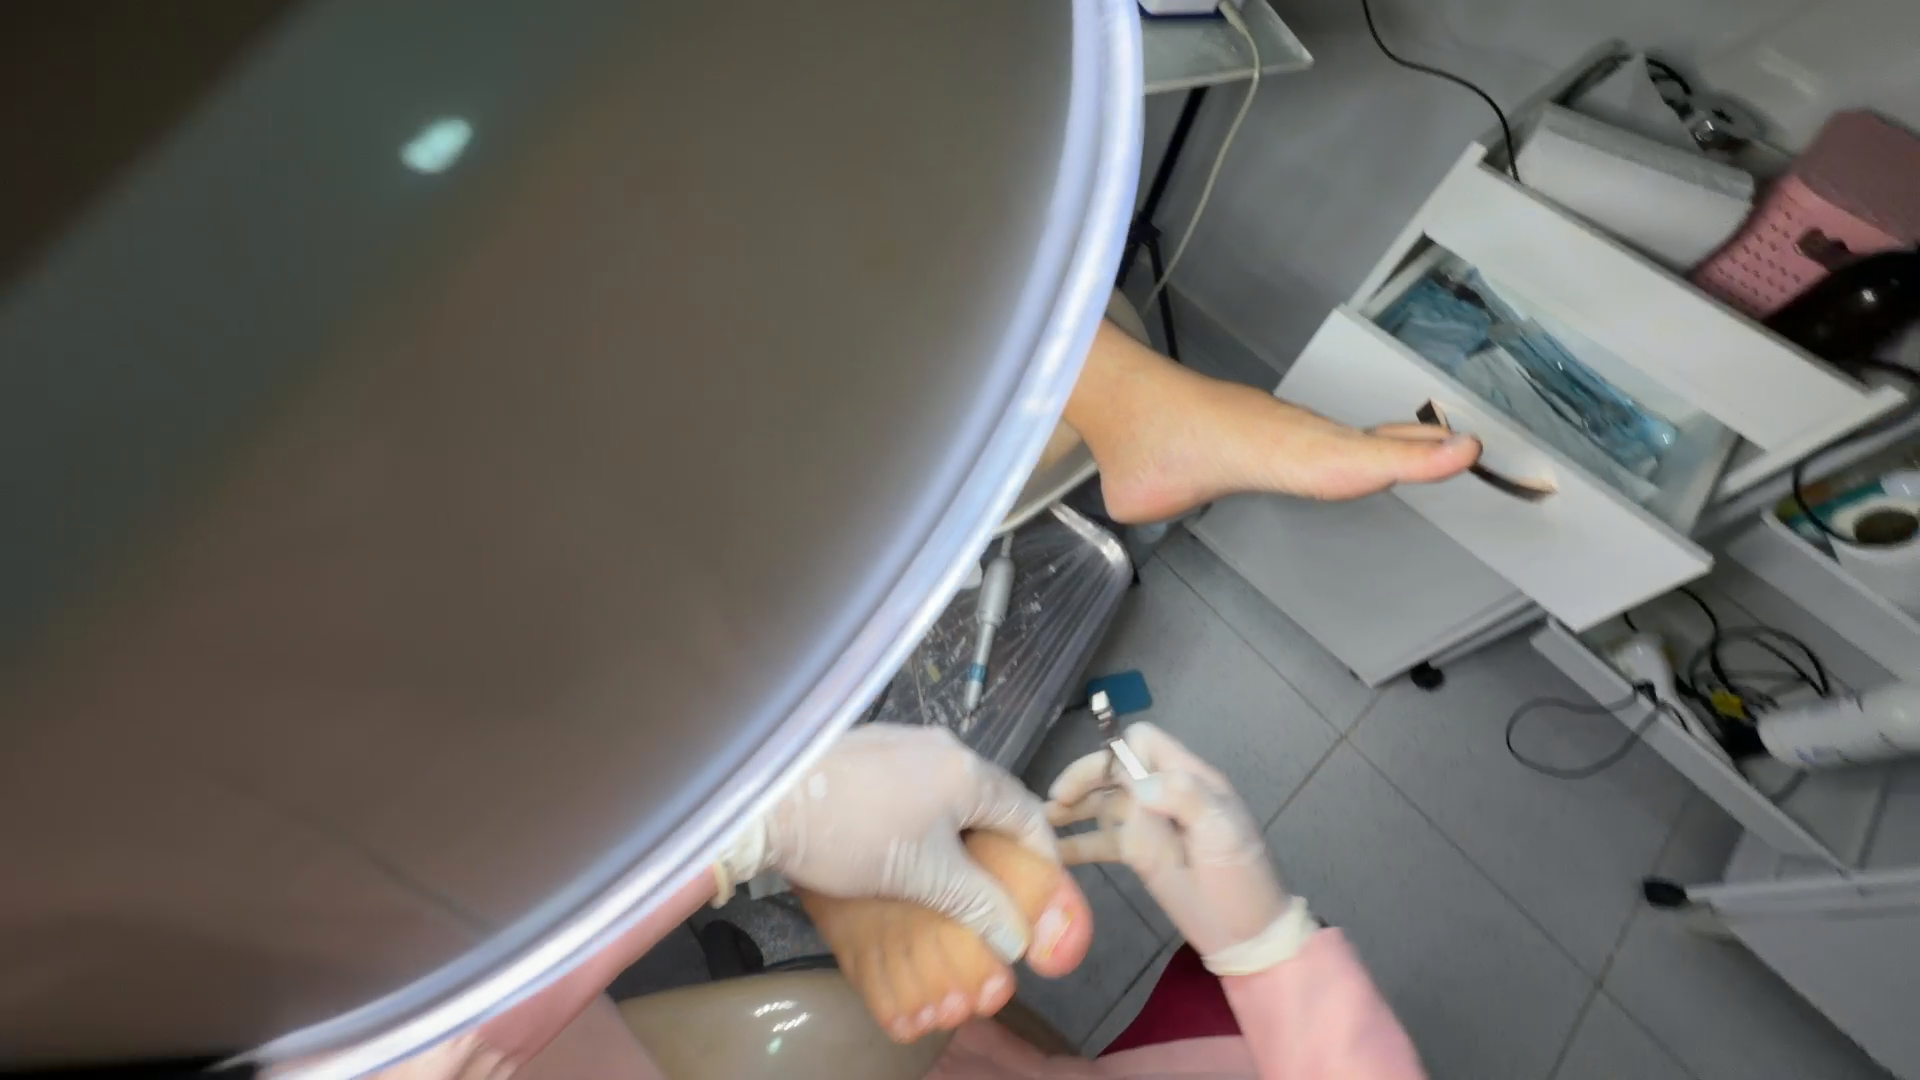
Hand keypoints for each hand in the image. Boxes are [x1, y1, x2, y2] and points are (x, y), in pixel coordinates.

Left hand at [715, 723, 1056, 961]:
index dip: (1040, 857)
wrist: (773, 795)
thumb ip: (979, 903)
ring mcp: (907, 740)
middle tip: (997, 889)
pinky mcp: (875, 747)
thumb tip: (1017, 938)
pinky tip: (909, 838)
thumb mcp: (924, 875)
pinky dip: (931, 812)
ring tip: (953, 871)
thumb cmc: (857, 834)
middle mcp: (944, 744)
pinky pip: (922, 781)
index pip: (1026, 812)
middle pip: (991, 798)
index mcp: (967, 770)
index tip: (1040, 895)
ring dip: (962, 828)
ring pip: (953, 789)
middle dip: (999, 845)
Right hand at [1047, 723, 1293, 969]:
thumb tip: (1138, 785)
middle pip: (1112, 769)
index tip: (1103, 777)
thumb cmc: (1241, 878)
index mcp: (1185, 777)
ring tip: (1043, 819)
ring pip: (1099, 801)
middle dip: (1082, 778)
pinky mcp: (1136, 852)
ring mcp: (1146, 823)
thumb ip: (1185, 798)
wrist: (1248, 937)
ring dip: (1072, 806)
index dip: (1118, 751)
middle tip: (1057, 799)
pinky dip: (1075, 842)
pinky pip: (1099, 838)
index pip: (1143, 742)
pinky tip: (1051, 851)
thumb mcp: (1224, 833)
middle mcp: (1160, 792)